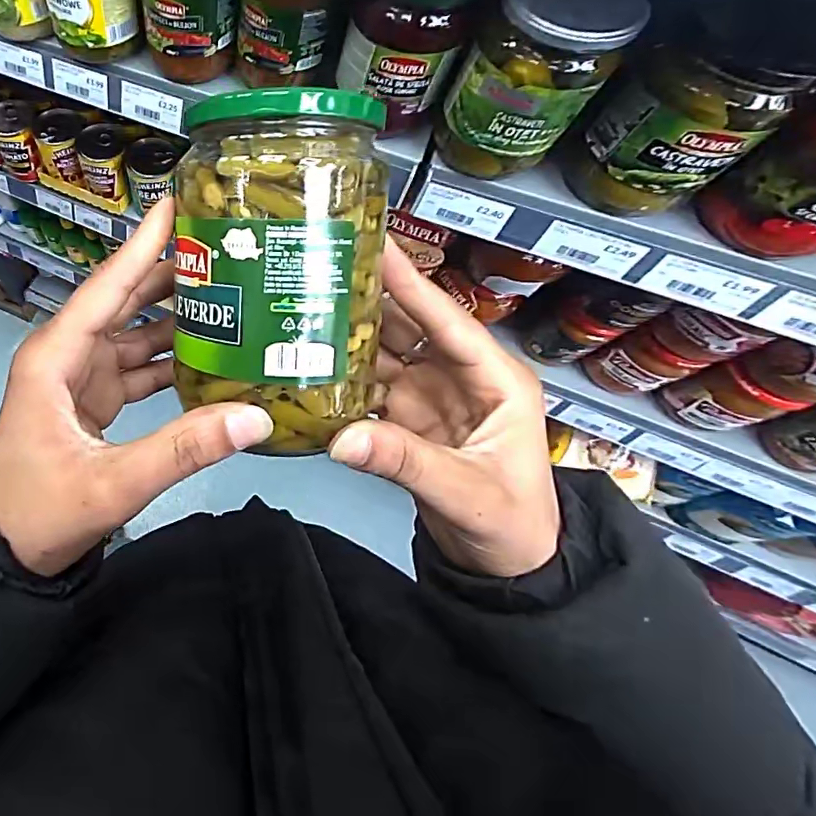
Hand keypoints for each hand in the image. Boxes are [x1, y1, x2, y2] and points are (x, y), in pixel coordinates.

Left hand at [0, 197, 274, 575]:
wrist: (2, 549)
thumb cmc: (39, 510)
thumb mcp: (112, 484)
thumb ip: (181, 450)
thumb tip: (254, 417)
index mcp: (56, 356)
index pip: (106, 288)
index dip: (142, 246)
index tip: (175, 204)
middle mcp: (69, 353)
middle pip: (124, 300)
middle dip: (170, 272)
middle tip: (224, 247)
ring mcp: (83, 374)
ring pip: (136, 331)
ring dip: (177, 314)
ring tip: (233, 293)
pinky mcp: (95, 396)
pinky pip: (140, 364)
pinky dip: (173, 357)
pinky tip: (213, 352)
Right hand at [327, 243, 559, 577]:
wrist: (505, 569)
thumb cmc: (511, 524)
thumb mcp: (466, 494)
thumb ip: (405, 462)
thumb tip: (341, 438)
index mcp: (494, 379)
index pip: (447, 320)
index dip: (411, 283)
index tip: (374, 246)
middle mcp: (458, 374)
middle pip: (409, 326)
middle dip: (369, 297)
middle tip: (322, 268)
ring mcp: (428, 392)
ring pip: (383, 351)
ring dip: (349, 332)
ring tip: (304, 304)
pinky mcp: (405, 414)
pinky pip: (368, 384)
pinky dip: (341, 374)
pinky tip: (310, 361)